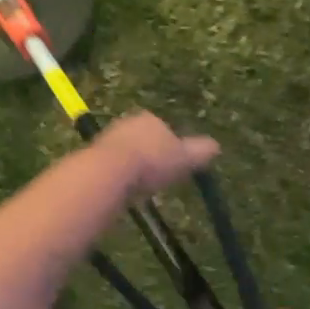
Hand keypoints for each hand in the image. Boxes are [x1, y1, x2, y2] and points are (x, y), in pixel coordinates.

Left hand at [92, 111, 219, 195]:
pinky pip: (112, 166)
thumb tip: (216, 146)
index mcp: (149, 119)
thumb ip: (198, 151)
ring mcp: (107, 139)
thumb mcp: (183, 157)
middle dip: (149, 155)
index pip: (163, 128)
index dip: (170, 146)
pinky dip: (119, 175)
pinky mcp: (93, 157)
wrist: (110, 170)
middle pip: (142, 139)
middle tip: (157, 177)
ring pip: (126, 152)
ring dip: (133, 166)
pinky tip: (123, 188)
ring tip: (141, 186)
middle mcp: (126, 123)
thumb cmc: (152, 160)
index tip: (174, 164)